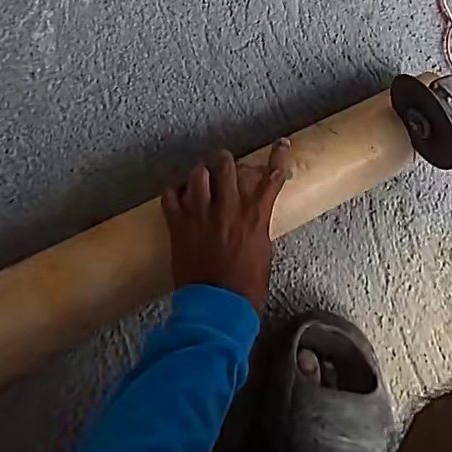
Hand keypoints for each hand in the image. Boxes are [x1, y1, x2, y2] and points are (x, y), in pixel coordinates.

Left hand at [161, 139, 290, 307]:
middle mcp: (228, 209)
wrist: (217, 308)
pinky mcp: (179, 225)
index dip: (279, 156)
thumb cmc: (246, 287)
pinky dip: (173, 191)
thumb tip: (255, 216)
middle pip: (227, 166)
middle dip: (226, 159)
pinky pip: (170, 196)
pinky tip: (177, 195)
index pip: (272, 177)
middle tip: (224, 161)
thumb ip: (259, 226)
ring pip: (198, 175)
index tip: (282, 143)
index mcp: (254, 216)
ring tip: (200, 176)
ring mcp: (201, 215)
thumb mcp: (264, 252)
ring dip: (200, 173)